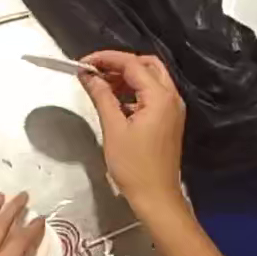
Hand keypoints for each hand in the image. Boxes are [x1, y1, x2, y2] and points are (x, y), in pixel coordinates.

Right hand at [78, 50, 186, 210]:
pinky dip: (134, 93)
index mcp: (160, 96)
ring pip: (151, 80)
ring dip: (127, 78)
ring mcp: (173, 109)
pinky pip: (152, 96)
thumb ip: (102, 97)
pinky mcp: (169, 121)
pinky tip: (115, 102)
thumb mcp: (113, 129)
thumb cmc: (133, 166)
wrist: (156, 196)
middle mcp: (171, 97)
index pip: (132, 64)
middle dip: (119, 64)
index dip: (106, 59)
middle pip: (146, 65)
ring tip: (101, 86)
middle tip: (95, 72)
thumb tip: (89, 76)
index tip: (84, 63)